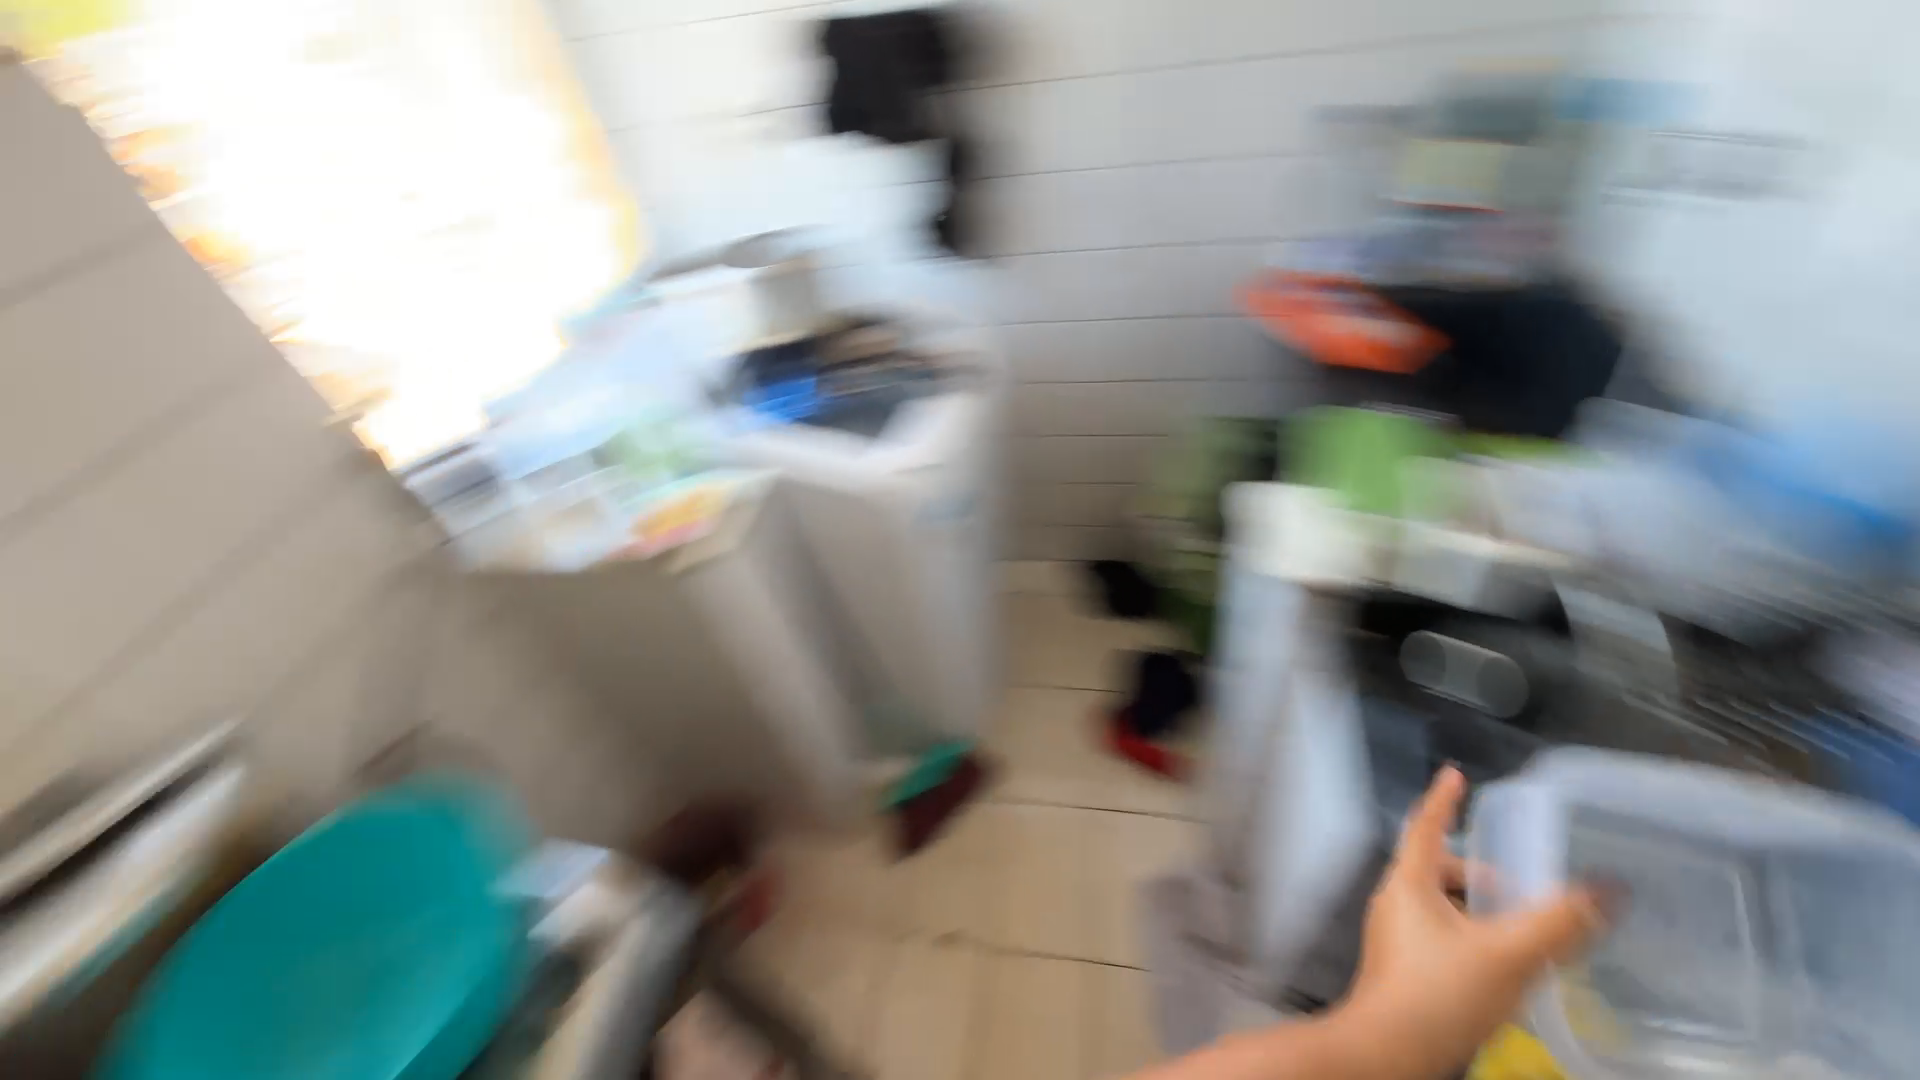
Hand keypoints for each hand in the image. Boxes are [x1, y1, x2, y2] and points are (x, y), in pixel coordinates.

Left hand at [1335, 767, 1608, 1079]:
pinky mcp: (1400, 964)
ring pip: (1440, 904)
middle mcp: (1393, 899)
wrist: (1389, 1049)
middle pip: (1438, 868)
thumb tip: (1607, 890)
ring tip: (1521, 938)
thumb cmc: (1442, 992)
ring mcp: (1393, 933)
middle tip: (1522, 895)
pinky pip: (1438, 933)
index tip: (1453, 774)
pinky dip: (1469, 936)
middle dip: (1480, 874)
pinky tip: (1499, 970)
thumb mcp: (1509, 955)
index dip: (1443, 799)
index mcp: (1408, 882)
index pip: (1427, 826)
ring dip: (1478, 910)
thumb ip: (1559, 923)